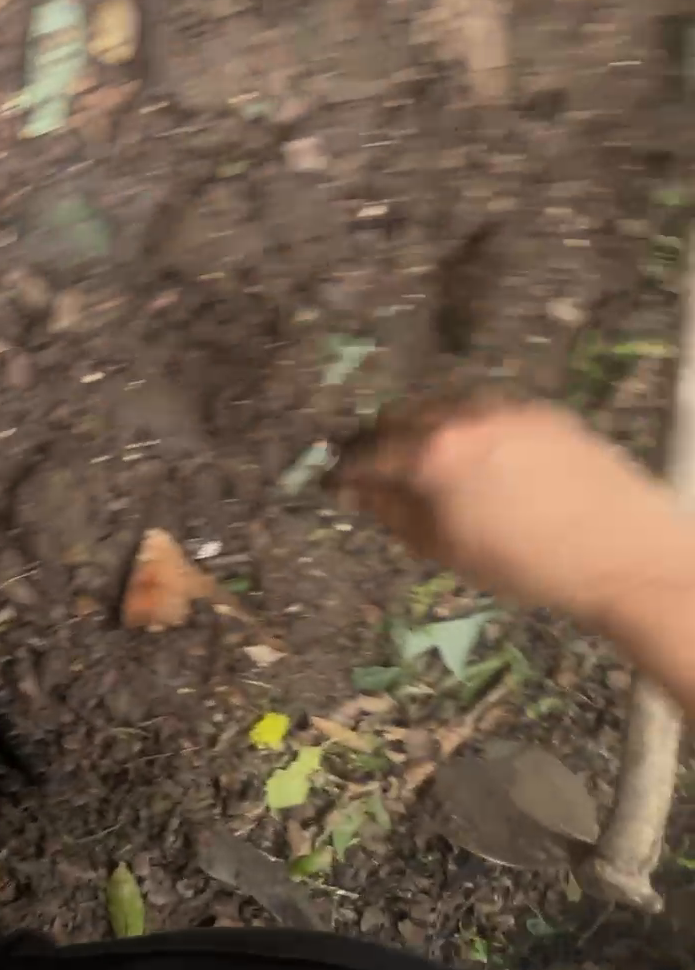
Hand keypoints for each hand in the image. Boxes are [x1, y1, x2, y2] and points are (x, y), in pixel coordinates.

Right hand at [332, 396, 694, 634]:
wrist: (632, 562)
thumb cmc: (521, 563)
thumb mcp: (438, 545)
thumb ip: (389, 511)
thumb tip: (359, 491)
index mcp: (428, 456)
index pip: (364, 456)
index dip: (343, 473)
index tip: (337, 487)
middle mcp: (462, 422)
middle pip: (397, 417)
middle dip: (378, 441)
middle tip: (376, 469)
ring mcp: (508, 413)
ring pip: (442, 406)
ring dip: (421, 428)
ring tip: (423, 457)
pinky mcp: (547, 415)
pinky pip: (487, 409)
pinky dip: (466, 425)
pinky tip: (473, 452)